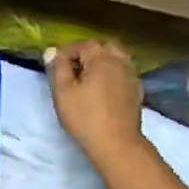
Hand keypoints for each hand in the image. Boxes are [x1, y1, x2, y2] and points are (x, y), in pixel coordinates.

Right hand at [49, 40, 144, 154]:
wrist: (115, 142)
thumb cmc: (84, 117)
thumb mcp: (63, 93)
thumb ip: (58, 69)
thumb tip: (52, 51)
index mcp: (102, 59)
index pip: (84, 45)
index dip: (68, 51)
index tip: (55, 63)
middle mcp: (120, 62)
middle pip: (105, 48)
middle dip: (88, 53)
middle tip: (73, 68)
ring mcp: (131, 76)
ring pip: (117, 60)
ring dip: (102, 63)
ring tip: (88, 79)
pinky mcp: (136, 91)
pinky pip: (123, 74)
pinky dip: (111, 75)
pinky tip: (103, 89)